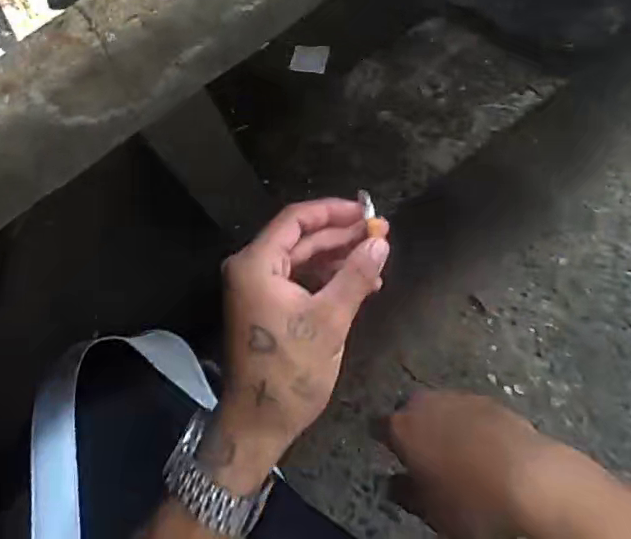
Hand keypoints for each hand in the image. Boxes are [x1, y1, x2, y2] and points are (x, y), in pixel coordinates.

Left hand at [205, 199, 389, 494]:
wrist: (261, 420)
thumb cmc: (291, 369)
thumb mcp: (329, 321)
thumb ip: (354, 277)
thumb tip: (380, 243)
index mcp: (255, 262)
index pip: (294, 220)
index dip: (330, 211)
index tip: (364, 210)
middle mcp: (250, 266)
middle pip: (298, 238)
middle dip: (338, 234)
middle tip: (378, 231)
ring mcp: (256, 285)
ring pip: (300, 259)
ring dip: (335, 256)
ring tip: (375, 255)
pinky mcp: (265, 303)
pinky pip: (297, 278)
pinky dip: (325, 277)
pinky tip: (358, 280)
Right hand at [379, 390, 557, 538]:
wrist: (534, 480)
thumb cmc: (474, 503)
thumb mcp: (435, 512)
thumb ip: (407, 495)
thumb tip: (392, 485)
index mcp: (401, 428)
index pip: (379, 428)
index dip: (385, 442)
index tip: (392, 455)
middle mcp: (421, 403)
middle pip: (412, 414)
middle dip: (418, 431)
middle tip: (431, 459)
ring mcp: (455, 398)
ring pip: (442, 411)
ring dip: (447, 427)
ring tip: (464, 456)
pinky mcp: (488, 401)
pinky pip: (471, 413)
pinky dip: (474, 428)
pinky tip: (489, 451)